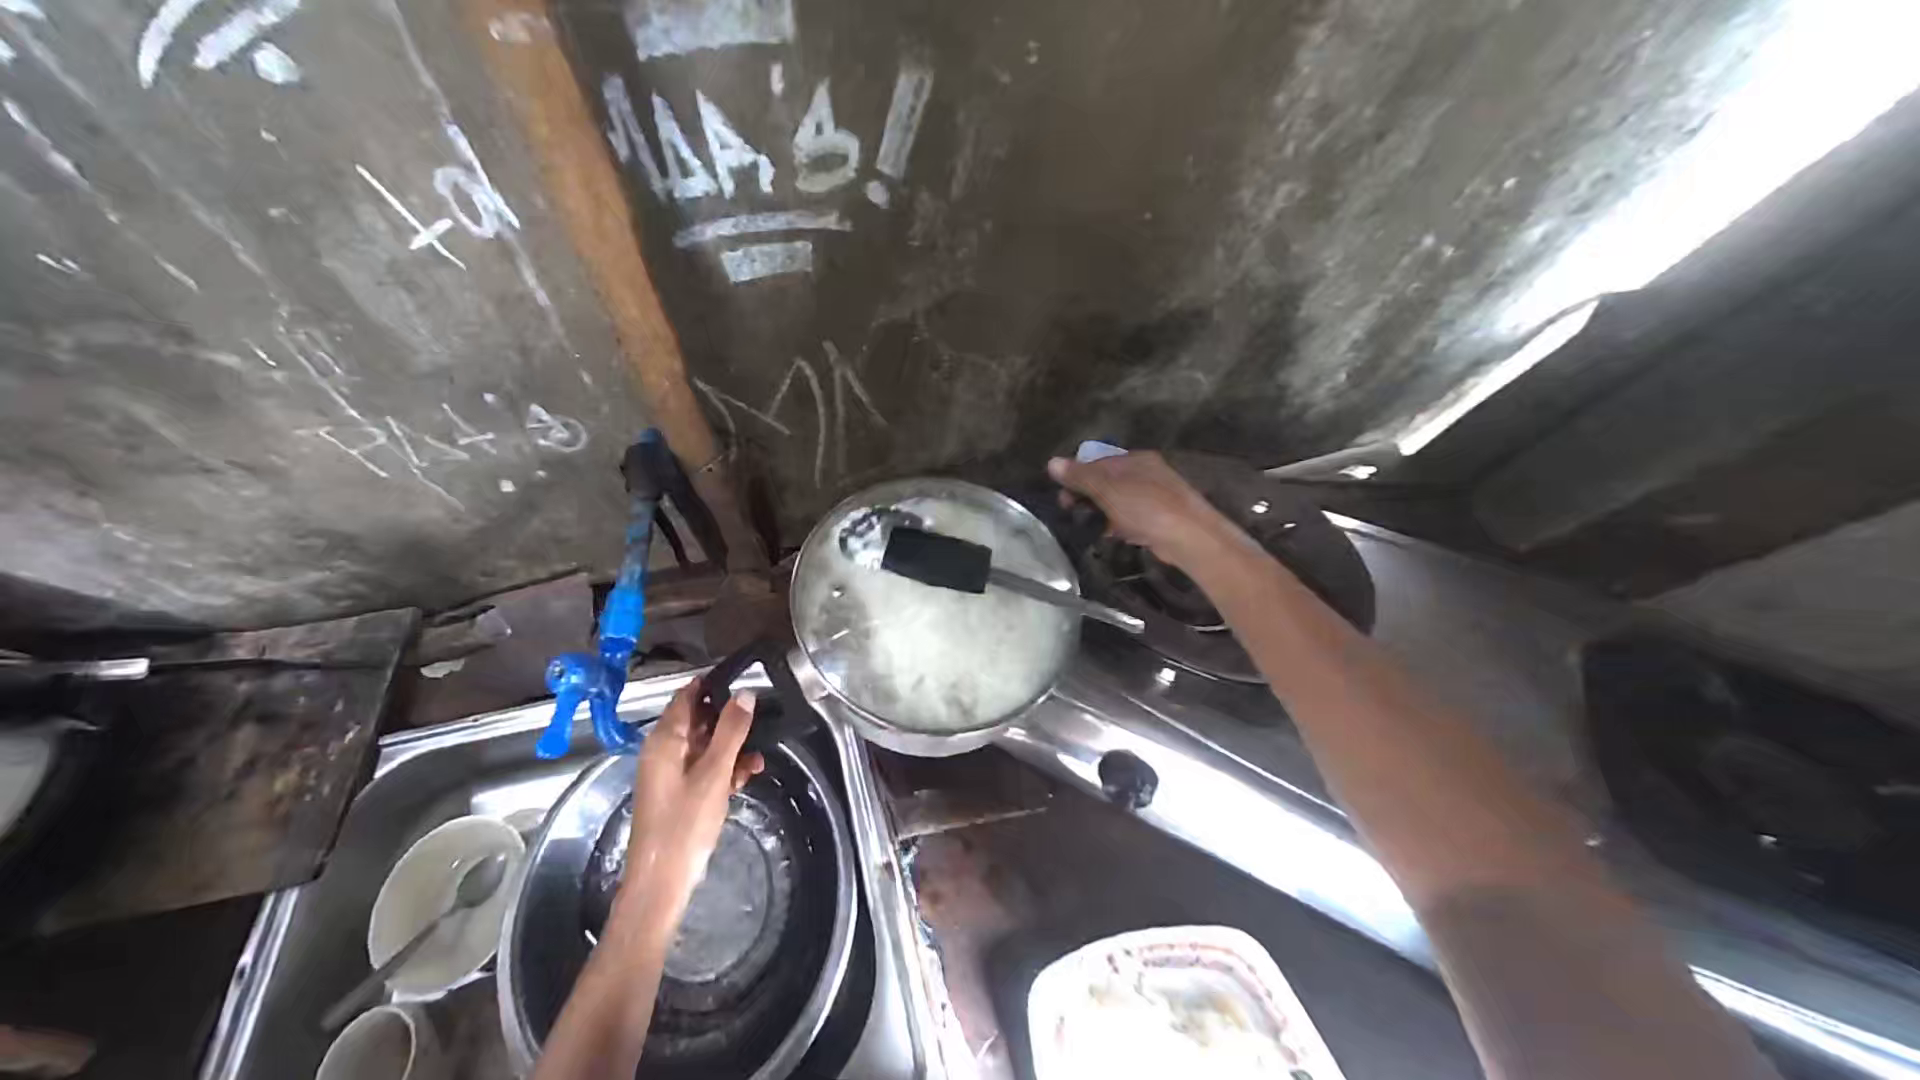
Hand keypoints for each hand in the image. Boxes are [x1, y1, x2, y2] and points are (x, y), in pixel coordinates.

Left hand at [620, 682, 764, 931]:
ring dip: (731, 748)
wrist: (661, 883)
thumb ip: (731, 731)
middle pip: (698, 722)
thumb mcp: (714, 774)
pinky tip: (745, 777)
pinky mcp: (679, 793)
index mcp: (663, 742)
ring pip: (705, 747)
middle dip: (729, 722)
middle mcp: (662, 752)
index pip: (685, 697)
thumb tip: (745, 694)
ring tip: (756, 759)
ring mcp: (670, 774)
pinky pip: (704, 769)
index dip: (711, 686)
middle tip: (759, 721)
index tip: (742, 679)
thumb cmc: (684, 824)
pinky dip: (724, 769)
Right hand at [1048, 451, 1248, 569]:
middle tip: (1071, 512)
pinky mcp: (1157, 519)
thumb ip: (1079, 476)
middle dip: (1086, 496)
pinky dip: (1116, 524)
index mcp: (1134, 459)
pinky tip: (1109, 535)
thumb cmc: (1145, 507)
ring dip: (1100, 512)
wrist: (1189, 536)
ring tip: (1088, 526)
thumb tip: (1051, 462)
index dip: (1076, 476)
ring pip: (1116, 500)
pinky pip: (1129, 517)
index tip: (1063, 496)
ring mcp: (1153, 497)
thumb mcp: (1106, 488)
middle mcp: (1145, 473)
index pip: (1097, 461)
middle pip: (1106, 481)